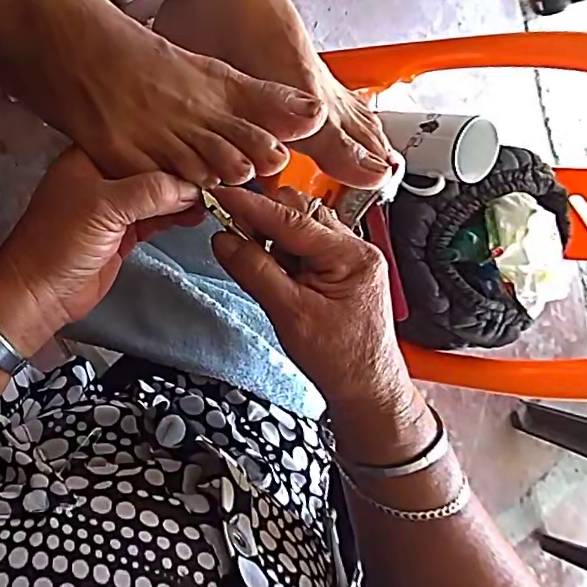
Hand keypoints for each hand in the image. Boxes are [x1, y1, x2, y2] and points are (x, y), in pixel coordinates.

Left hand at [0, 148, 202, 345]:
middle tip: (220, 172)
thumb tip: (193, 184)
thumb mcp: (106, 206)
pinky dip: (174, 216)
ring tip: (215, 193)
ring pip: (154, 194)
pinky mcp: (120, 232)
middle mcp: (101, 177)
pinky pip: (153, 217)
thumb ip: (150, 190)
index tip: (207, 145)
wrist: (40, 291)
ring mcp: (111, 206)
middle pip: (148, 167)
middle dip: (180, 171)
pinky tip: (197, 213)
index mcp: (88, 157)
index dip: (169, 143)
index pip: (136, 141)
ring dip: (181, 196)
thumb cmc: (61, 240)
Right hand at [208, 186, 416, 424]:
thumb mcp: (288, 314)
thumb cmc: (340, 360)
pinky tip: (274, 273)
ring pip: (296, 223)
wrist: (367, 391)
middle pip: (295, 209)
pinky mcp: (335, 266)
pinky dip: (278, 250)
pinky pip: (299, 242)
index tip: (219, 195)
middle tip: (237, 241)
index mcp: (350, 255)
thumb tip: (223, 239)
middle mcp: (353, 247)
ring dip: (270, 237)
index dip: (249, 205)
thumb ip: (253, 270)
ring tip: (263, 269)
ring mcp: (346, 255)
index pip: (289, 218)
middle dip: (261, 220)